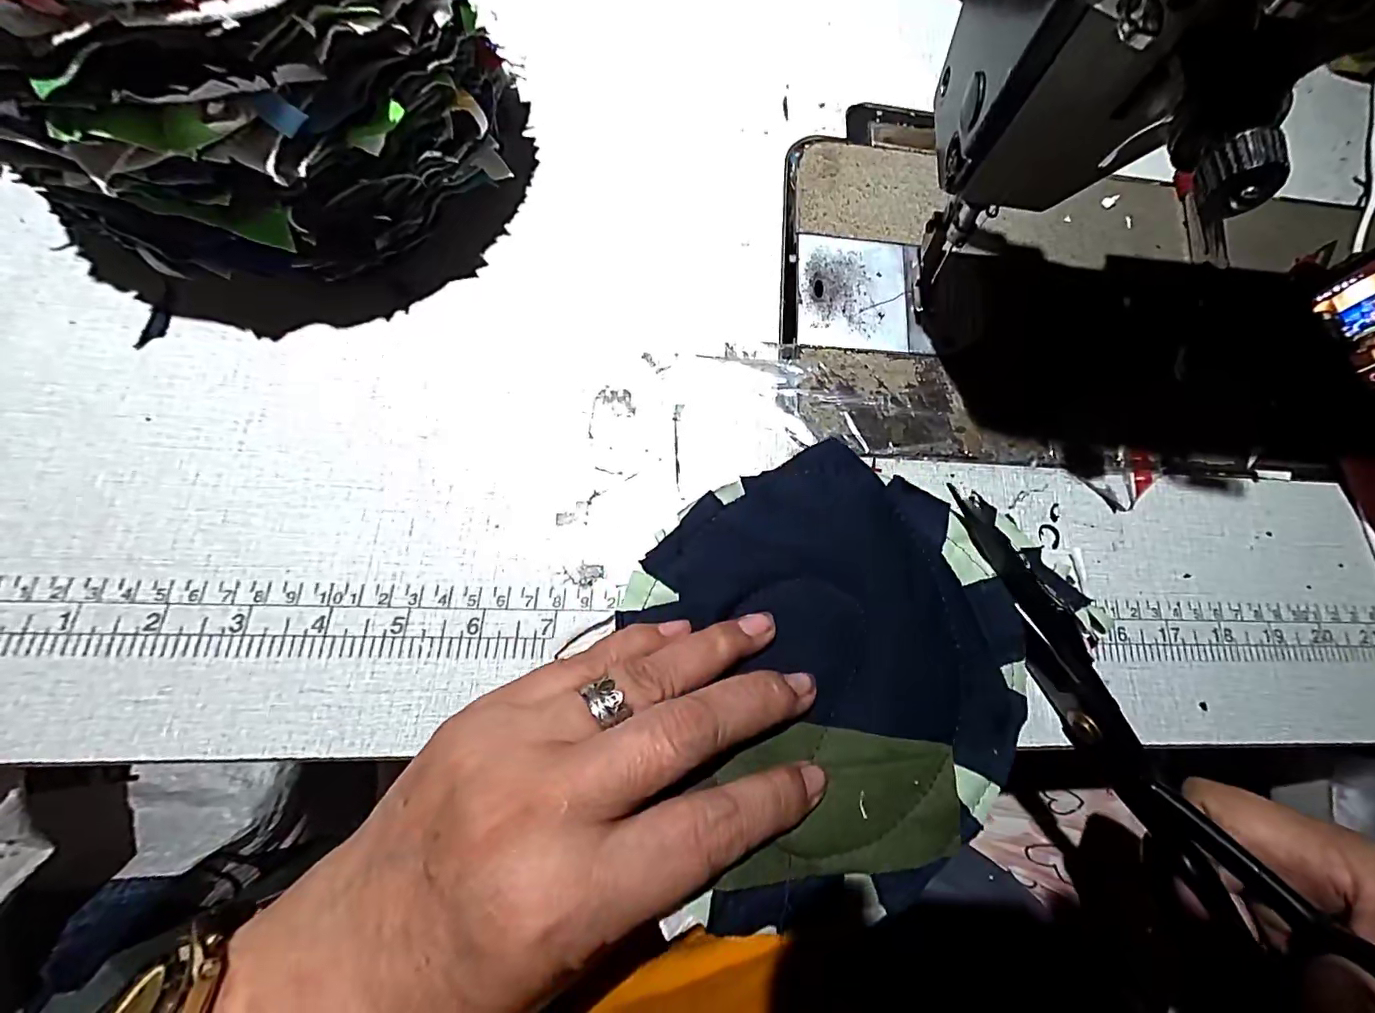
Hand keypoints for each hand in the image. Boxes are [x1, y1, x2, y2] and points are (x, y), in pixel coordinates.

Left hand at [218, 616, 823, 1012]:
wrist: (327, 971)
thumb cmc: (466, 986)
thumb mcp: (579, 956)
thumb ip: (665, 875)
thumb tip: (743, 801)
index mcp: (564, 894)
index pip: (706, 827)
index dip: (773, 794)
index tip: (814, 773)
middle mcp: (540, 808)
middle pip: (681, 733)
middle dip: (756, 702)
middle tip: (803, 683)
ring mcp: (506, 747)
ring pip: (638, 680)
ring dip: (711, 648)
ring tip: (762, 629)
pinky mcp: (481, 714)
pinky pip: (580, 661)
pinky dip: (641, 642)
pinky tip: (684, 629)